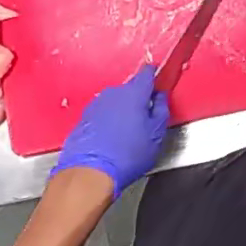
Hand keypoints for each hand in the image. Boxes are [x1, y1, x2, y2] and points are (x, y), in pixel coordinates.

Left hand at [49, 65, 170, 196]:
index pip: (147, 73)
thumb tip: (160, 98)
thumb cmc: (127, 155)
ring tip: (128, 136)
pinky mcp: (84, 118)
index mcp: (134, 93)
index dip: (155, 77)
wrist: (90, 172)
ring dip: (122, 113)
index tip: (159, 85)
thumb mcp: (156, 134)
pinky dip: (108, 123)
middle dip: (139, 100)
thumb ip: (161, 110)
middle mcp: (113, 93)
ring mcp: (96, 105)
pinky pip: (102, 115)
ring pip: (115, 103)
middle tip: (147, 121)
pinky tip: (112, 141)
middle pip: (130, 89)